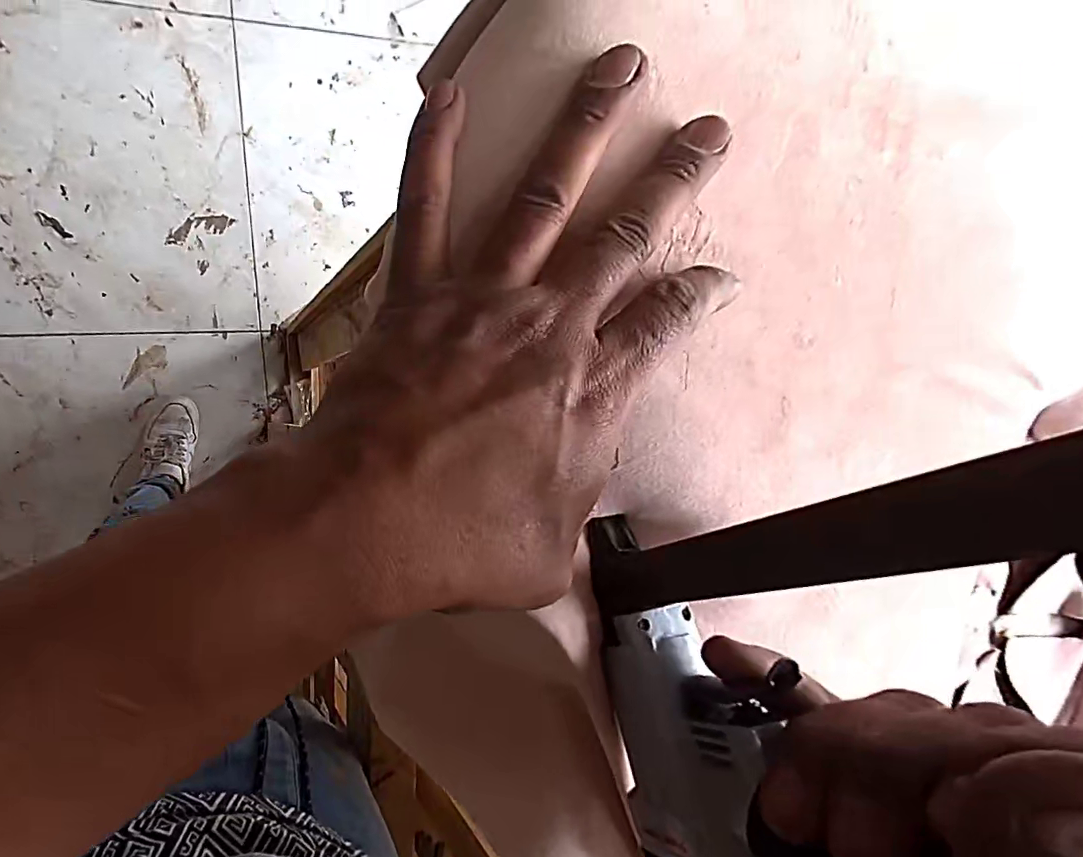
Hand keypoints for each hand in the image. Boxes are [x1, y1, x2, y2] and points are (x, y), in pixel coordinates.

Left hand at [296, 45, 738, 614]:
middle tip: (707, 131)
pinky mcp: (413, 300)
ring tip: (619, 67)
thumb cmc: (456, 549)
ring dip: (585, 126)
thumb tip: (581, 543)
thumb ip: (570, 536)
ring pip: (545, 197)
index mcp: (594, 393)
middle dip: (673, 180)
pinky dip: (433, 149)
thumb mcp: (540, 562)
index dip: (698, 296)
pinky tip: (449, 95)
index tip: (717, 276)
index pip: (667, 325)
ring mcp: (480, 304)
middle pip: (627, 237)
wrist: (365, 523)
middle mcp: (550, 330)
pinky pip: (424, 209)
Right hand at [706, 638, 1082, 856]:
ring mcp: (963, 802)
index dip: (994, 780)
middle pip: (971, 730)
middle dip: (885, 775)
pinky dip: (777, 686)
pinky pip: (830, 714)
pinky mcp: (879, 794)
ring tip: (816, 835)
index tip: (937, 839)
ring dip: (825, 762)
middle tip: (865, 856)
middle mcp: (1073, 827)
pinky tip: (738, 666)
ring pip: (892, 719)